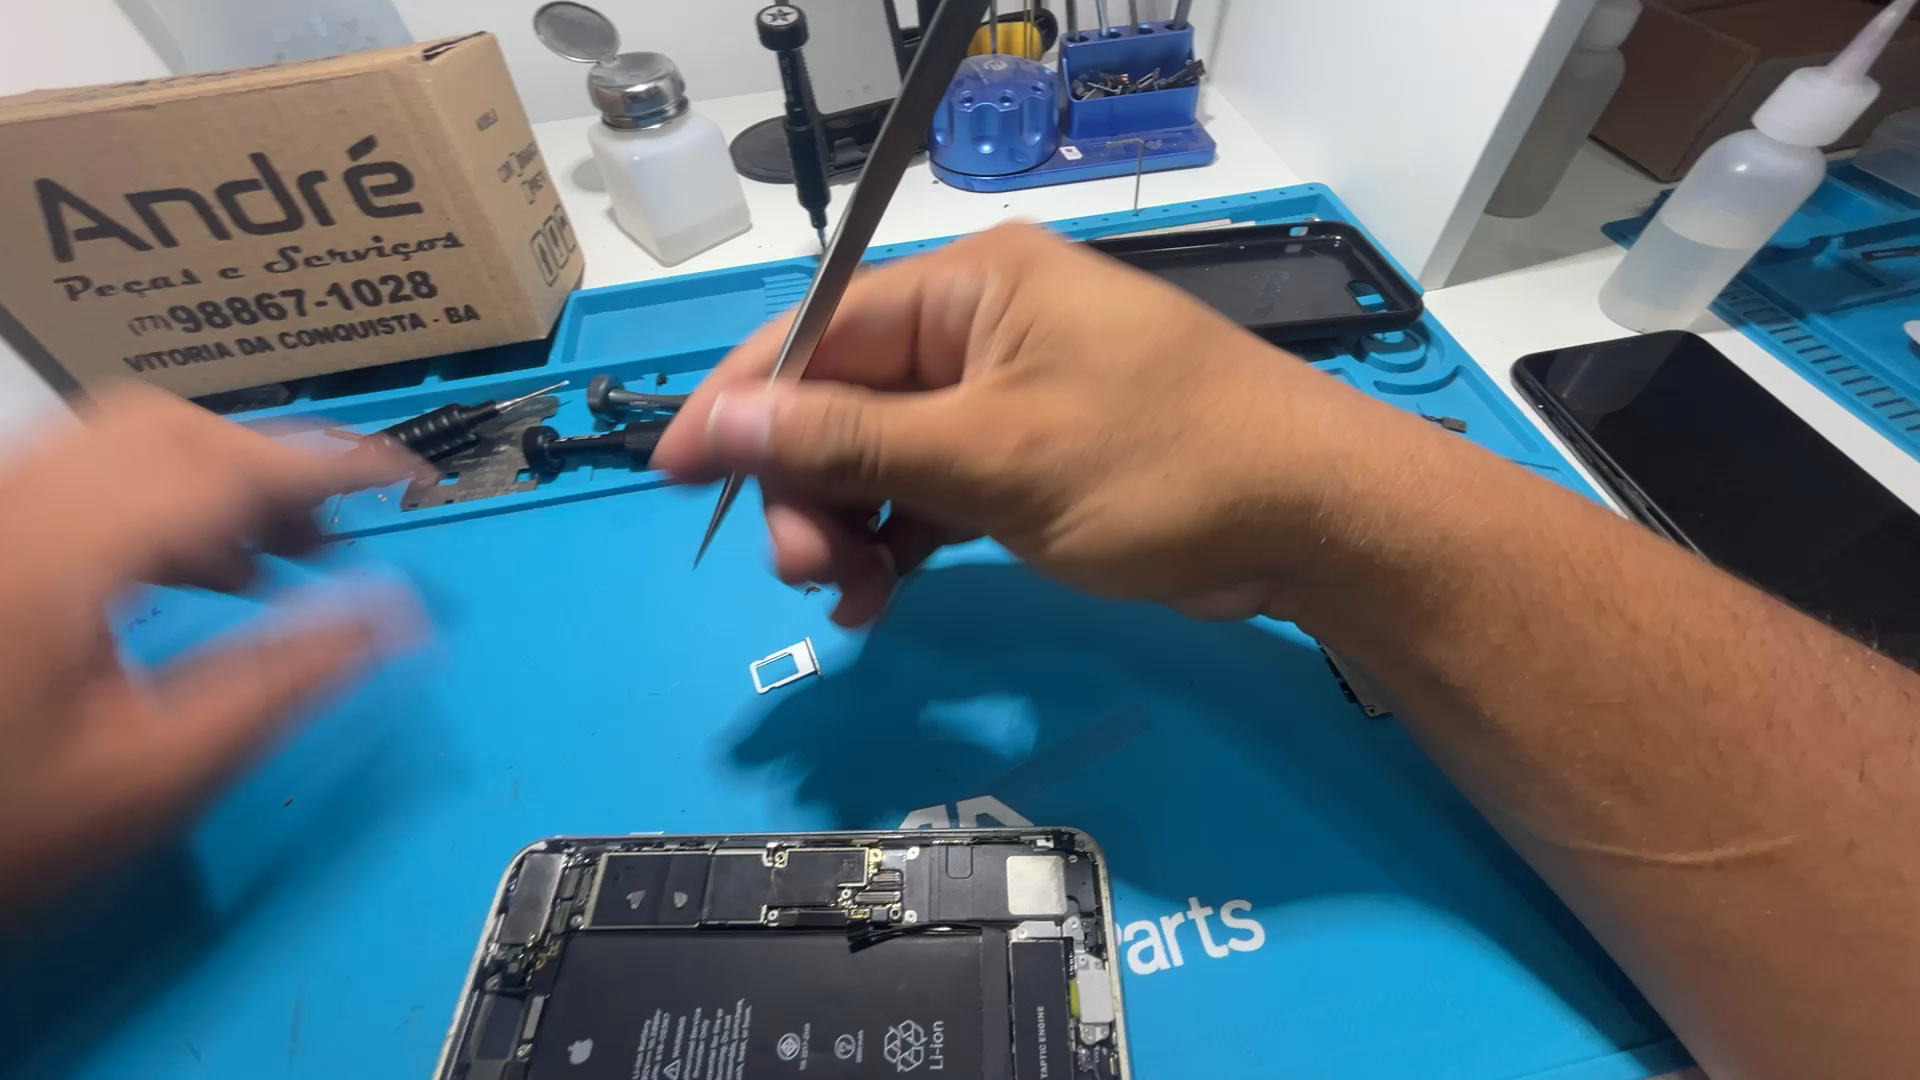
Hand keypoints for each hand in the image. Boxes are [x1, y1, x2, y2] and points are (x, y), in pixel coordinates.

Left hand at [0, 386, 420, 906]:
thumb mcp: (161, 768)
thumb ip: (289, 677)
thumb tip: (400, 612)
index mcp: (50, 567)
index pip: (220, 469)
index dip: (333, 464)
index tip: (409, 478)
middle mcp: (9, 521)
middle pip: (168, 431)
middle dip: (277, 465)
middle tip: (331, 529)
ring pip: (129, 446)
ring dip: (231, 484)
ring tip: (283, 555)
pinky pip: (94, 481)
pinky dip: (180, 505)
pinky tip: (211, 572)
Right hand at [654, 224, 1417, 624]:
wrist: (1304, 523)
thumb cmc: (1159, 468)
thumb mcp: (991, 457)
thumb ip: (850, 439)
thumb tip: (716, 421)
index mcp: (969, 289)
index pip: (819, 335)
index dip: (742, 404)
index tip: (675, 472)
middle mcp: (977, 332)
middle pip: (844, 402)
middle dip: (809, 487)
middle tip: (807, 571)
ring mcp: (999, 400)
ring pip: (881, 457)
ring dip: (850, 525)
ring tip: (849, 596)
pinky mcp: (1021, 462)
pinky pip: (928, 493)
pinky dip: (898, 541)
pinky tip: (879, 592)